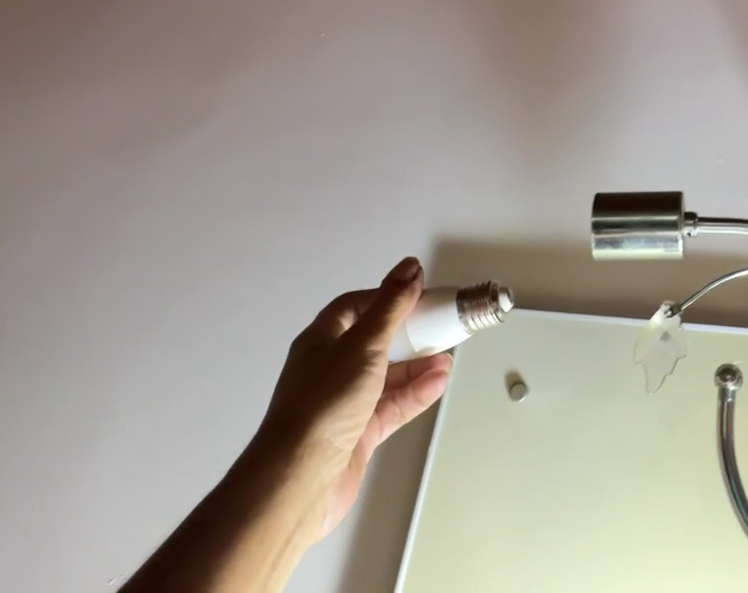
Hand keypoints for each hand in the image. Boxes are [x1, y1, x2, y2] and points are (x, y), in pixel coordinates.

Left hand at [257, 257, 452, 539]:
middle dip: (408, 333)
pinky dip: (416, 393)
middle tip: (439, 325)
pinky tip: (439, 381)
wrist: (300, 480)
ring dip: (417, 364)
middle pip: (375, 341)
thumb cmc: (326, 401)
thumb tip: (410, 267)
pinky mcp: (358, 433)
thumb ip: (391, 306)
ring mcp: (344, 403)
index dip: (386, 296)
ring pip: (387, 375)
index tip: (418, 292)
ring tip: (447, 356)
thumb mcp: (364, 344)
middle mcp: (330, 368)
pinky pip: (392, 405)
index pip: (354, 307)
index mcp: (322, 341)